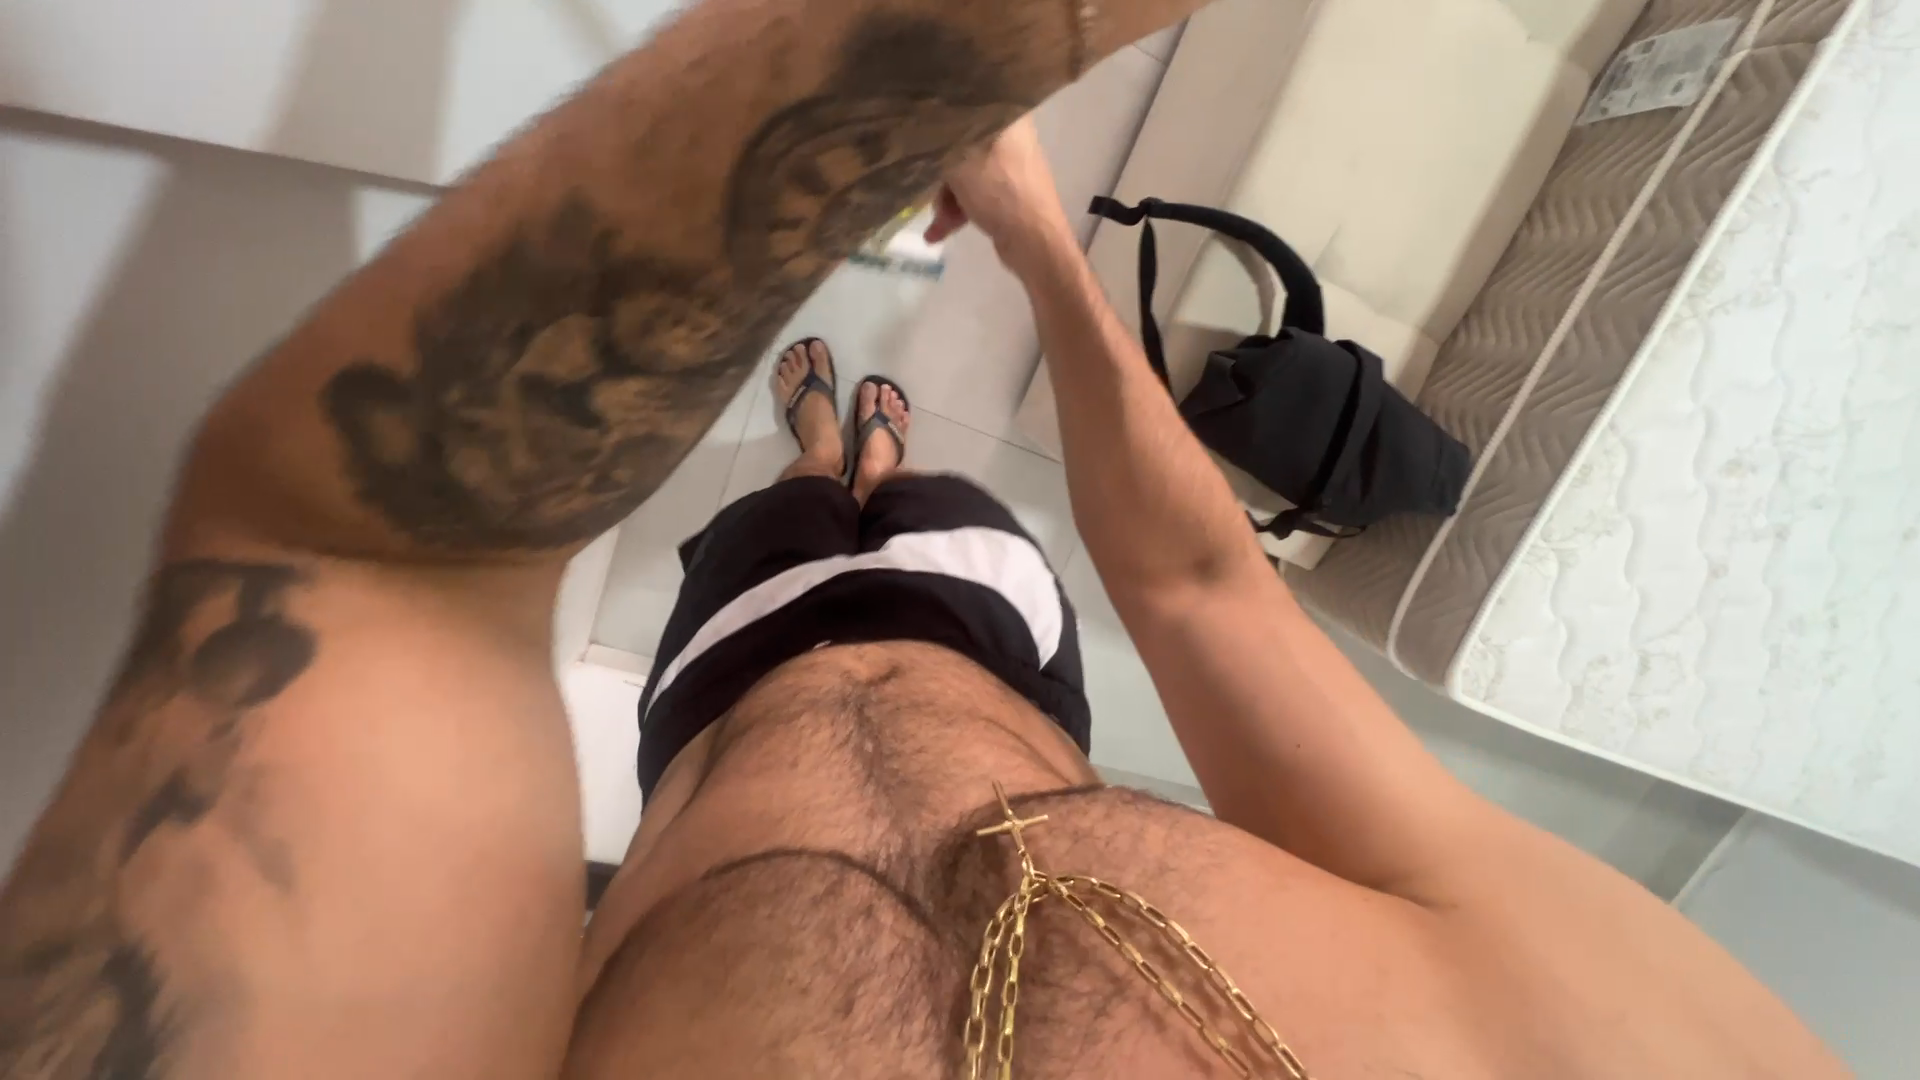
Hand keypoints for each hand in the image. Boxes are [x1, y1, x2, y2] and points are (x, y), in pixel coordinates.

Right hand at [925, 117, 1074, 263]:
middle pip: (959, 145)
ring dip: (946, 199)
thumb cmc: (999, 192)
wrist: (1035, 241)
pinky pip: (975, 193)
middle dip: (940, 177)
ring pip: (965, 173)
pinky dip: (958, 209)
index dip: (935, 125)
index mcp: (1004, 114)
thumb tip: (916, 131)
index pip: (961, 106)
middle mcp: (1009, 134)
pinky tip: (937, 233)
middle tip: (931, 197)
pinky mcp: (1008, 192)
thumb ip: (936, 144)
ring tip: (937, 224)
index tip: (918, 142)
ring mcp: (1009, 165)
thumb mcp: (958, 162)